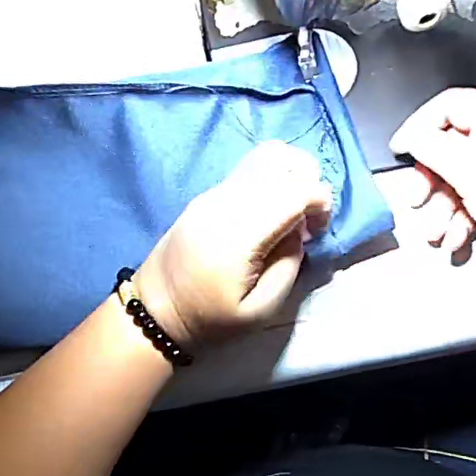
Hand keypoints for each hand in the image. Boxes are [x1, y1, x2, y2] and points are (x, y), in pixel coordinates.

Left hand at [134, 141, 332, 348]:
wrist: (155, 312)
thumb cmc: (209, 320)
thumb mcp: (260, 311)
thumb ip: (289, 266)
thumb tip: (299, 230)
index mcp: (238, 234)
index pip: (293, 190)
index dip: (320, 201)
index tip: (320, 230)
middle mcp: (224, 201)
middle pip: (282, 161)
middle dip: (310, 183)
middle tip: (311, 221)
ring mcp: (213, 193)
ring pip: (266, 155)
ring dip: (293, 174)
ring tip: (295, 210)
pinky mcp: (208, 194)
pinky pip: (250, 167)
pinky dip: (274, 177)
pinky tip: (273, 210)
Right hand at [388, 88, 475, 287]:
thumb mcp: (470, 168)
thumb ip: (435, 148)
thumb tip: (414, 137)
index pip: (450, 106)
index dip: (420, 125)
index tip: (401, 149)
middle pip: (450, 149)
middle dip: (429, 179)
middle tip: (417, 199)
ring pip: (460, 182)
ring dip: (442, 209)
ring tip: (437, 232)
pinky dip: (462, 221)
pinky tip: (458, 239)